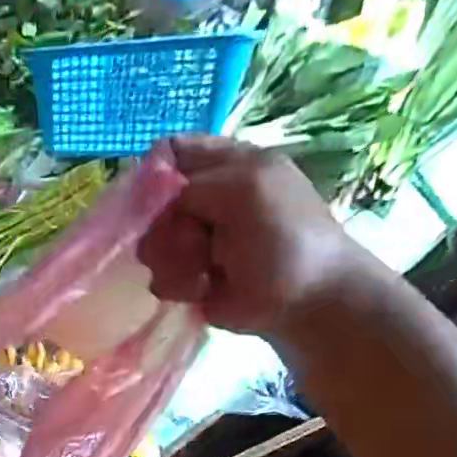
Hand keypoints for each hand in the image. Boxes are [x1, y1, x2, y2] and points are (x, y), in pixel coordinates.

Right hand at [138, 134, 386, 335]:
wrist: (305, 301)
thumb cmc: (285, 237)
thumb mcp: (244, 186)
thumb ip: (192, 183)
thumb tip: (154, 206)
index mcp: (223, 166)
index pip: (169, 155)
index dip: (155, 174)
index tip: (157, 200)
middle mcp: (203, 201)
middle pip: (152, 204)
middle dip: (165, 225)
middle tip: (193, 240)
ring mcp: (193, 242)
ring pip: (151, 243)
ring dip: (171, 259)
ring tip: (202, 270)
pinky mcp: (188, 278)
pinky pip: (160, 277)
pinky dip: (177, 284)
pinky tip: (202, 289)